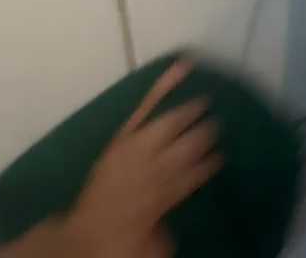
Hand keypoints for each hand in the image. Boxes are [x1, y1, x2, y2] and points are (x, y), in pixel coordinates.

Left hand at [60, 58, 220, 257]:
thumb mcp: (150, 244)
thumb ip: (166, 226)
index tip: (222, 155)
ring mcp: (141, 144)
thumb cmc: (116, 241)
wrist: (82, 235)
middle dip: (206, 133)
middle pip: (189, 145)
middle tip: (221, 124)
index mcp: (169, 194)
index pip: (197, 174)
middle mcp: (159, 166)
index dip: (211, 163)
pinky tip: (182, 65)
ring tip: (207, 99)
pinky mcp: (126, 132)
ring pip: (173, 123)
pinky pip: (148, 103)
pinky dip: (166, 82)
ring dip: (191, 111)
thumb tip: (171, 220)